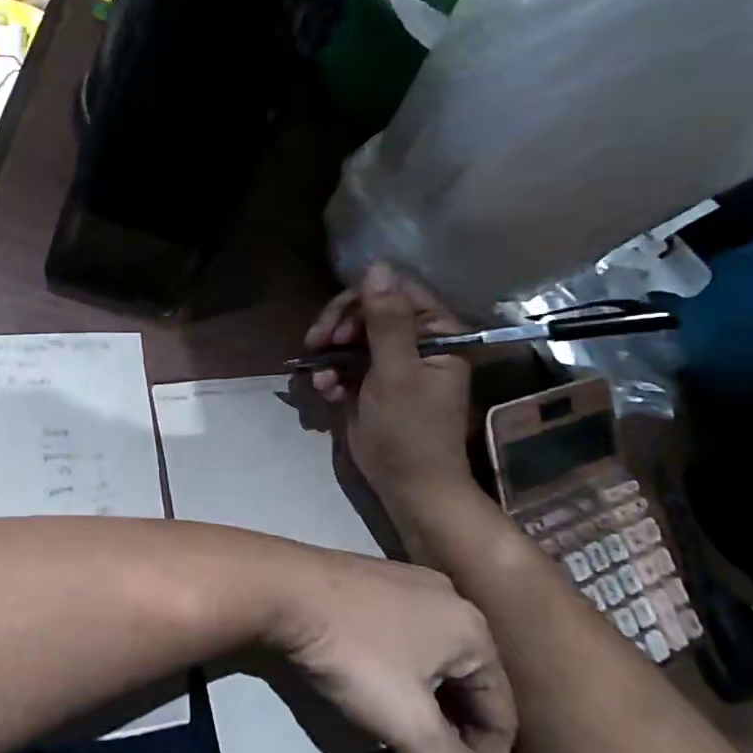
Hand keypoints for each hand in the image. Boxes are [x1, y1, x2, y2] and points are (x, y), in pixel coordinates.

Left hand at [267, 547, 514, 752]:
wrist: (278, 588)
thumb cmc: (352, 655)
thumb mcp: (410, 724)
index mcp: (472, 628)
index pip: (501, 714)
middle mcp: (446, 596)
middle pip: (468, 682)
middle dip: (458, 732)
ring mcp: (403, 580)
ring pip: (433, 658)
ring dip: (428, 702)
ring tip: (408, 736)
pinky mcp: (367, 578)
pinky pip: (402, 635)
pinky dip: (402, 670)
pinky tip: (380, 688)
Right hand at [303, 264, 472, 497]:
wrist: (409, 486)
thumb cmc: (411, 430)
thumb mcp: (397, 372)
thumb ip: (386, 320)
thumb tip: (376, 267)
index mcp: (435, 333)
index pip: (394, 292)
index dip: (359, 302)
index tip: (336, 328)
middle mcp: (414, 342)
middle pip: (366, 311)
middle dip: (337, 327)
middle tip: (317, 346)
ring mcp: (390, 362)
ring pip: (348, 336)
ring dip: (328, 354)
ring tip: (322, 378)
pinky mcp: (368, 382)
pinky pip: (341, 363)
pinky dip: (329, 375)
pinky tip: (325, 392)